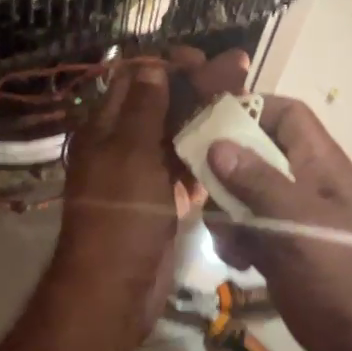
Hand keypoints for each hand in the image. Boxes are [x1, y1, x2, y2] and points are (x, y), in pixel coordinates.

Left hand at [50, 48, 249, 338]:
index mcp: (105, 124)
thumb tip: (151, 63)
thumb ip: (143, 106)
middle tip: (239, 70)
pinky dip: (207, 154)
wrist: (113, 292)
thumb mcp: (130, 152)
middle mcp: (121, 142)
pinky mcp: (161, 199)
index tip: (202, 58)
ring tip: (246, 100)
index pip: (137, 76)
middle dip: (198, 84)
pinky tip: (236, 143)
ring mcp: (142, 172)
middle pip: (162, 101)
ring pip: (177, 133)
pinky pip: (185, 167)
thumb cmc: (119, 214)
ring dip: (207, 116)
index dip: (169, 63)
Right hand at [206, 97, 351, 350]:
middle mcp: (304, 184)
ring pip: (245, 193)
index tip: (213, 119)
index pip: (288, 115)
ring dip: (227, 210)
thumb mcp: (298, 219)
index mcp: (321, 165)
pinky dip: (234, 240)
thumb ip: (257, 181)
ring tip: (225, 234)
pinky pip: (245, 230)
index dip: (254, 108)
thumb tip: (217, 144)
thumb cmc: (340, 272)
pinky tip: (236, 260)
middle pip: (258, 152)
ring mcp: (291, 219)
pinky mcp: (280, 251)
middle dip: (227, 166)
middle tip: (201, 180)